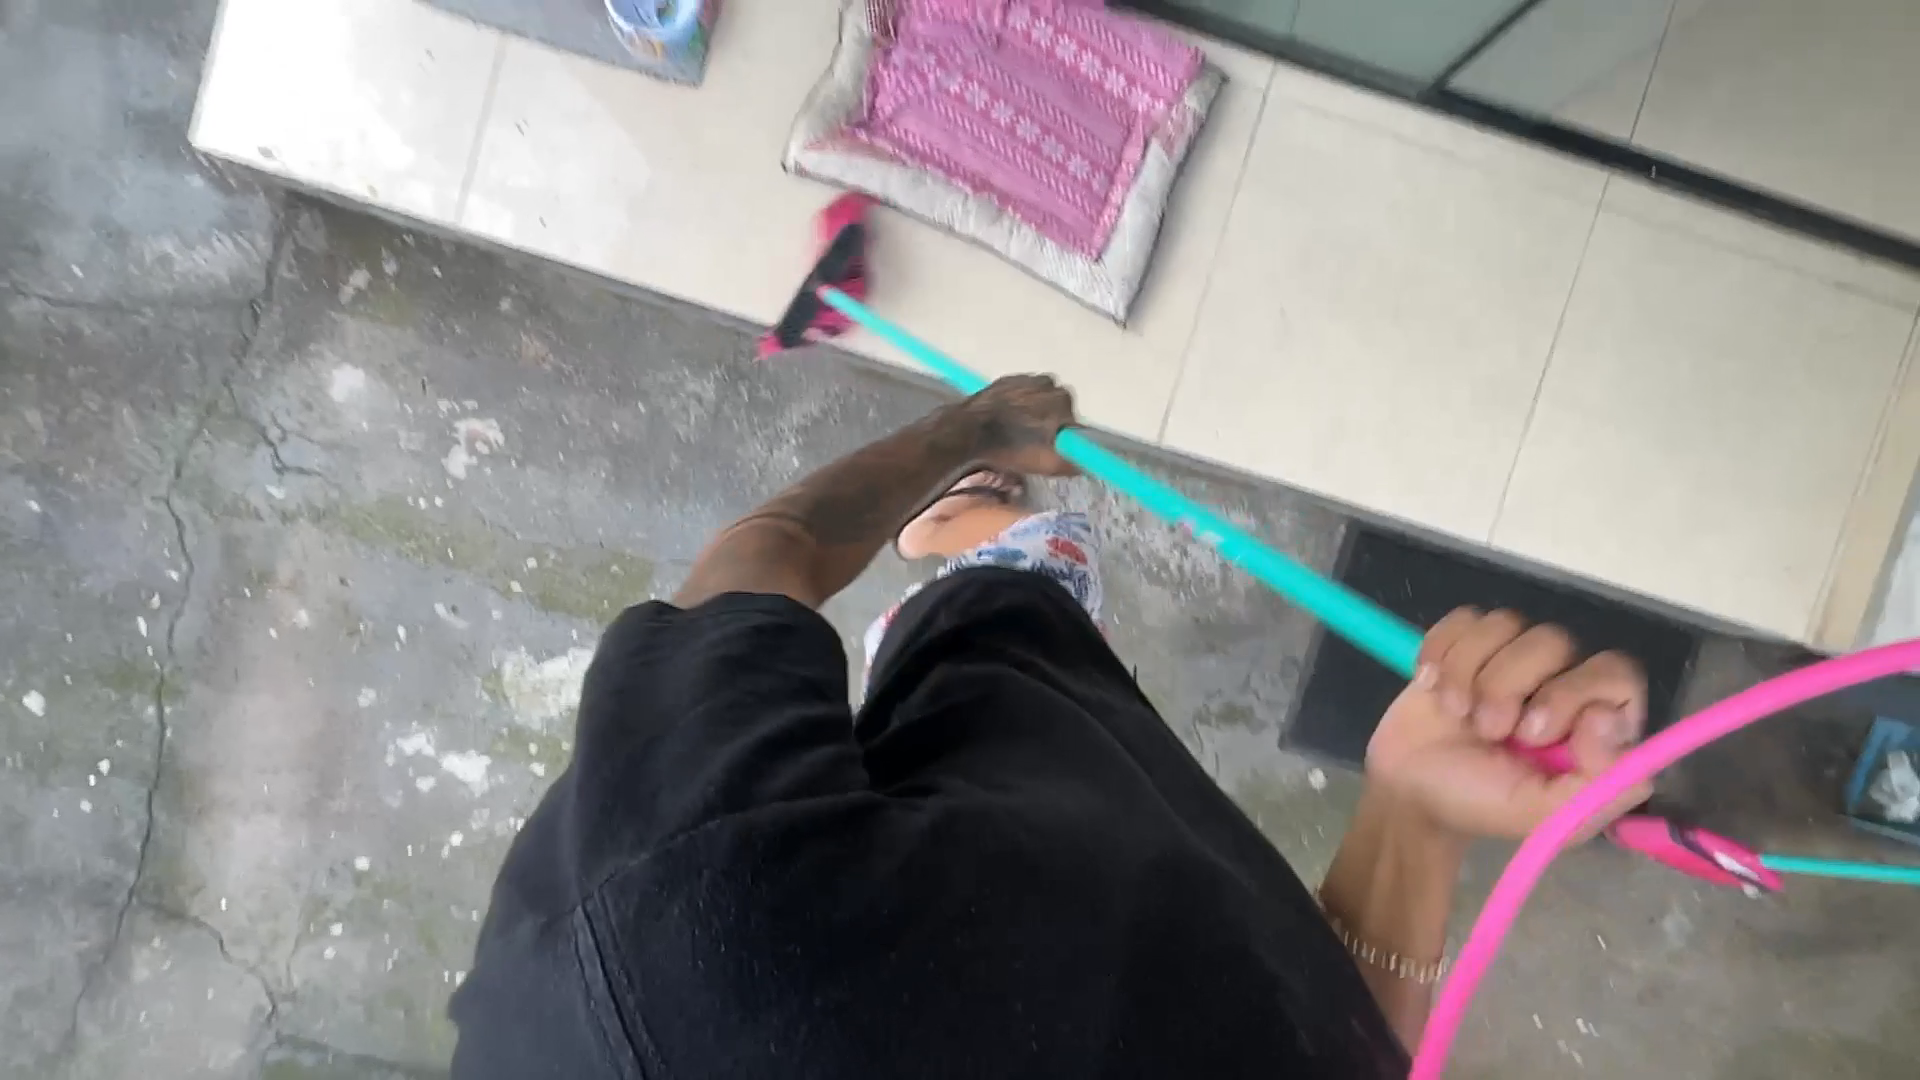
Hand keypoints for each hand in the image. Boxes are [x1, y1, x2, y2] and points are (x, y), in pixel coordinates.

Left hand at [952, 374, 1078, 475]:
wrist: (968, 431)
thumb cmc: (1011, 448)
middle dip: (1047, 423)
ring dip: (1031, 412)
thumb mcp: (1048, 464)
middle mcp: (1050, 383)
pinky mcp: (1006, 379)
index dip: (1062, 437)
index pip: (1072, 422)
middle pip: (1056, 408)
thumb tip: (1087, 465)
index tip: (1048, 448)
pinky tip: (1004, 420)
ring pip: (1038, 399)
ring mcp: (1026, 378)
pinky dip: (1016, 404)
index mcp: (1064, 401)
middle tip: (1030, 442)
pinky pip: (1020, 393)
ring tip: (1015, 431)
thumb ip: (1074, 463)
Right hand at [1364, 607, 1653, 840]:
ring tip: (1455, 712)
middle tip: (1487, 729)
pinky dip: (1440, 651)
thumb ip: (1600, 782)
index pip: (1615, 673)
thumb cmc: (1478, 804)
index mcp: (1591, 724)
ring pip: (1504, 623)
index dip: (1574, 693)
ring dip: (1468, 670)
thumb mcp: (1546, 815)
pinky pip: (1462, 618)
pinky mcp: (1460, 646)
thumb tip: (1606, 716)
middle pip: (1553, 640)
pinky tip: (1431, 685)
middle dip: (1508, 686)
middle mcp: (1556, 682)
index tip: (1534, 735)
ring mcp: (1506, 660)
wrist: (1406, 790)